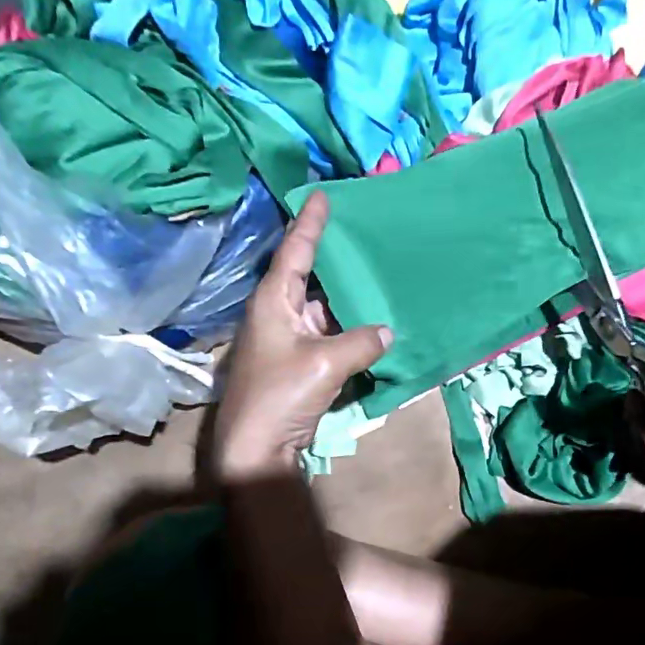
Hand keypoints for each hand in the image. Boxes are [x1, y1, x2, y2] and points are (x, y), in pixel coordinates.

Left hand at [212, 192, 390, 479]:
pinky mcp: (302, 367)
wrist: (258, 449)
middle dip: (337, 261)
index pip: (295, 252)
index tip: (321, 195)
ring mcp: (291, 342)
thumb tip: (387, 333)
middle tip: (366, 237)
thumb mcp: (325, 363)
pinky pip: (331, 338)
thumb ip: (361, 342)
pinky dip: (352, 332)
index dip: (310, 224)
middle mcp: (279, 315)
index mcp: (274, 302)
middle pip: (312, 279)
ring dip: (350, 303)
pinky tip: (376, 327)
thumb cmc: (281, 395)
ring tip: (382, 280)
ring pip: (326, 311)